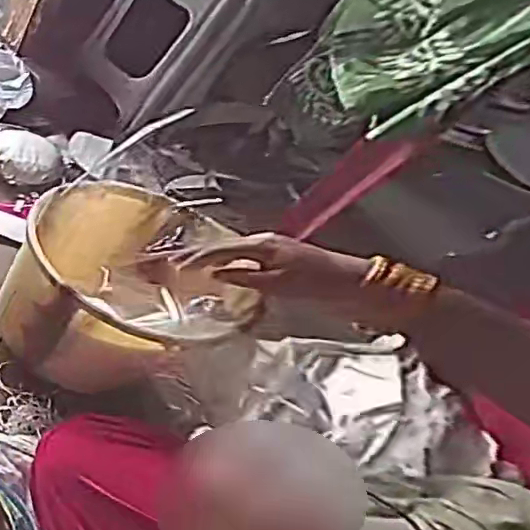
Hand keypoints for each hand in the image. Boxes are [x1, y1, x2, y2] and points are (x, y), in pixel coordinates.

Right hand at [175, 233, 377, 310]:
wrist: (361, 287)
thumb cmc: (322, 284)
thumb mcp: (280, 285)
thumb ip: (245, 278)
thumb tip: (214, 273)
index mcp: (262, 244)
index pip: (217, 249)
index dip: (193, 257)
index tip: (172, 265)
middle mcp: (263, 242)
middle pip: (218, 245)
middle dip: (191, 253)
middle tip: (167, 261)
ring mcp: (270, 249)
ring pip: (226, 250)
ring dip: (203, 257)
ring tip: (181, 264)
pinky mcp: (275, 259)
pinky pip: (237, 256)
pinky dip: (219, 261)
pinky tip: (211, 268)